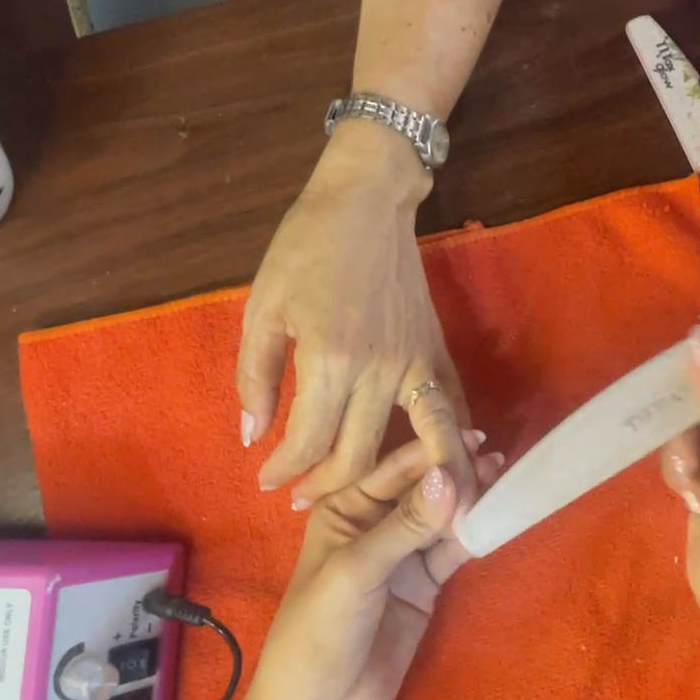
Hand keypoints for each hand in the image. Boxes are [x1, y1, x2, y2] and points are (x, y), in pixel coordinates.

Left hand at [239, 122, 471, 504]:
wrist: (367, 203)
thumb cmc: (305, 248)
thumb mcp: (263, 307)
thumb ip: (255, 376)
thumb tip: (252, 435)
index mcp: (329, 359)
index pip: (307, 442)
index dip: (282, 470)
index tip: (265, 479)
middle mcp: (378, 372)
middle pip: (356, 456)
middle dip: (323, 485)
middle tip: (299, 494)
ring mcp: (415, 363)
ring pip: (405, 447)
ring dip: (379, 480)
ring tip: (357, 496)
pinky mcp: (436, 352)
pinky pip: (446, 412)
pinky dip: (442, 447)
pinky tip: (430, 468)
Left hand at [251, 432, 504, 699]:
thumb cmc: (319, 631)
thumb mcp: (357, 572)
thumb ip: (406, 525)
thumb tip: (450, 476)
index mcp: (345, 506)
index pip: (394, 469)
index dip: (431, 453)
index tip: (471, 439)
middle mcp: (374, 521)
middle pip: (421, 487)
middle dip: (455, 471)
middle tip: (494, 455)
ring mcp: (401, 552)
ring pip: (441, 516)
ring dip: (469, 498)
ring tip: (502, 474)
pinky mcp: (423, 582)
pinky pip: (451, 549)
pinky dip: (473, 533)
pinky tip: (496, 514)